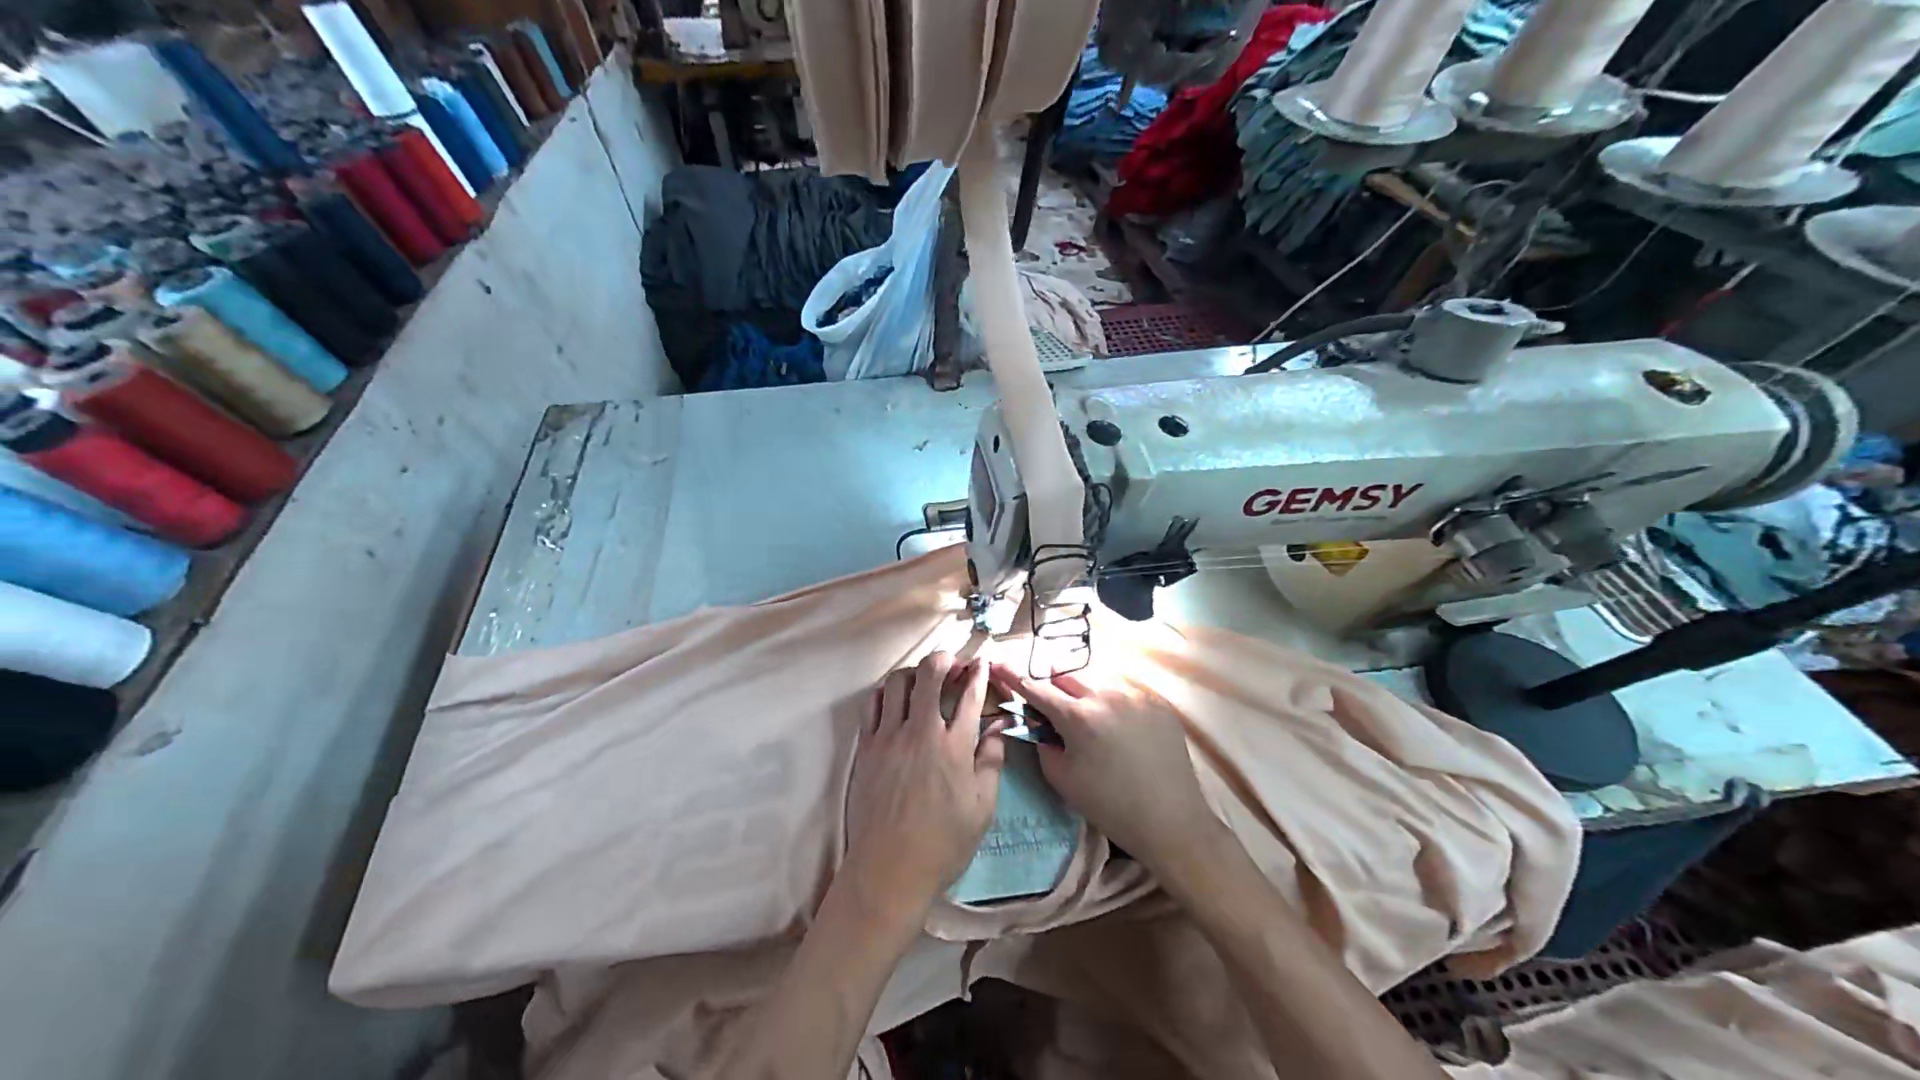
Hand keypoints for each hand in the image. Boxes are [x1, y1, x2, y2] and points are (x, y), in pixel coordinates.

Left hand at [843, 653, 1006, 915]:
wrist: (889, 868)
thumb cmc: (944, 842)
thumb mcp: (982, 806)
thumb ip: (991, 759)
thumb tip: (998, 726)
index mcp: (954, 746)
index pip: (970, 695)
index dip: (978, 673)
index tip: (981, 663)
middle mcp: (921, 731)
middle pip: (930, 674)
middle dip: (945, 660)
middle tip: (953, 664)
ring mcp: (888, 737)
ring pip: (897, 682)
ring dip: (914, 672)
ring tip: (923, 679)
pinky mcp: (866, 747)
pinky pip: (872, 704)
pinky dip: (886, 692)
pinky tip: (894, 698)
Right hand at [990, 665, 1218, 869]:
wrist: (1171, 820)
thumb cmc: (1109, 805)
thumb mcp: (1062, 778)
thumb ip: (1043, 743)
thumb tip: (1038, 724)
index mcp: (1078, 716)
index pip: (1036, 687)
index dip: (1012, 676)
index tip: (996, 663)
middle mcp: (1107, 695)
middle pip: (1067, 676)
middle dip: (1053, 687)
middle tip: (1051, 708)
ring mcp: (1136, 695)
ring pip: (1097, 681)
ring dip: (1085, 695)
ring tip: (1091, 723)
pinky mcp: (1158, 703)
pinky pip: (1125, 692)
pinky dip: (1112, 703)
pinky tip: (1119, 729)